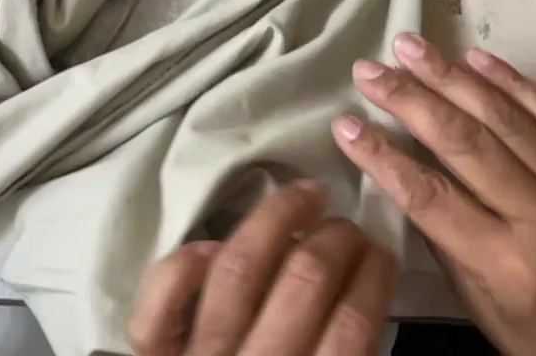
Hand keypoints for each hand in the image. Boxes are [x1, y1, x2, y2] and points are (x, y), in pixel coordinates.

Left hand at [128, 180, 398, 355]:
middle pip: (304, 281)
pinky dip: (186, 264)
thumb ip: (344, 354)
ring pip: (239, 268)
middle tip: (350, 225)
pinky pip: (163, 300)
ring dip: (280, 219)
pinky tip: (215, 244)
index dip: (374, 275)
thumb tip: (364, 297)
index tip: (383, 250)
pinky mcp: (152, 354)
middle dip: (337, 238)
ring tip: (307, 196)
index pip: (351, 325)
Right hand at [332, 33, 535, 355]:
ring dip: (450, 75)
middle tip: (369, 70)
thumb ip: (444, 237)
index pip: (429, 196)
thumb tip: (402, 172)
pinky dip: (511, 80)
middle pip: (464, 142)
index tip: (345, 124)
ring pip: (503, 116)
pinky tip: (476, 57)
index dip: (382, 156)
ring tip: (410, 46)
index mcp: (508, 265)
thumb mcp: (482, 306)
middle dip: (409, 98)